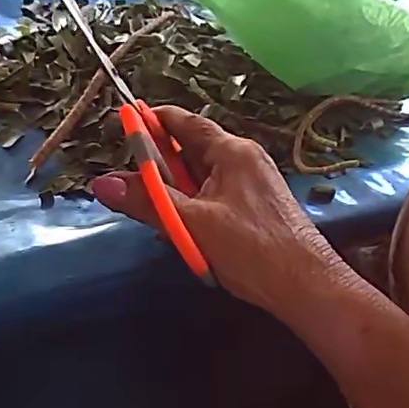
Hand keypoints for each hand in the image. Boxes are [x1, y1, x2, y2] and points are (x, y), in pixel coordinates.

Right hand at [92, 107, 356, 318]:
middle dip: (159, 165)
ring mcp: (252, 185)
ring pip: (201, 178)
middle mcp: (244, 160)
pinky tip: (182, 230)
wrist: (305, 286)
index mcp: (232, 152)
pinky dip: (192, 207)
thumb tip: (103, 183)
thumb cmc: (251, 250)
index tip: (124, 122)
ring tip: (154, 212)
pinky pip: (213, 197)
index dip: (153, 120)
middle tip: (130, 181)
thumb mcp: (191, 224)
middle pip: (191, 151)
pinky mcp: (254, 209)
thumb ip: (147, 202)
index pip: (185, 123)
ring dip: (174, 191)